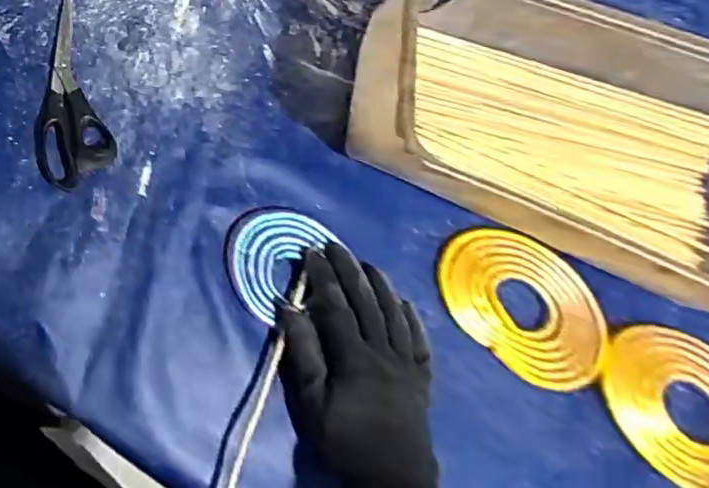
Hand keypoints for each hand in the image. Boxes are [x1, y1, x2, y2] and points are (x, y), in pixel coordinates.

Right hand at [280, 244, 436, 487]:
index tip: (310, 251)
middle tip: (335, 245)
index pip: (336, 306)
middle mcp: (384, 356)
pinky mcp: (421, 384)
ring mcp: (407, 369)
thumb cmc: (345, 443)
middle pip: (366, 304)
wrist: (394, 484)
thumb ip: (303, 352)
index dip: (323, 276)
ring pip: (395, 317)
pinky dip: (413, 321)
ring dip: (381, 287)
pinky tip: (405, 304)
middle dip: (349, 271)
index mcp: (356, 358)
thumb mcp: (312, 401)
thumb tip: (287, 307)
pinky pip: (420, 345)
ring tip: (367, 263)